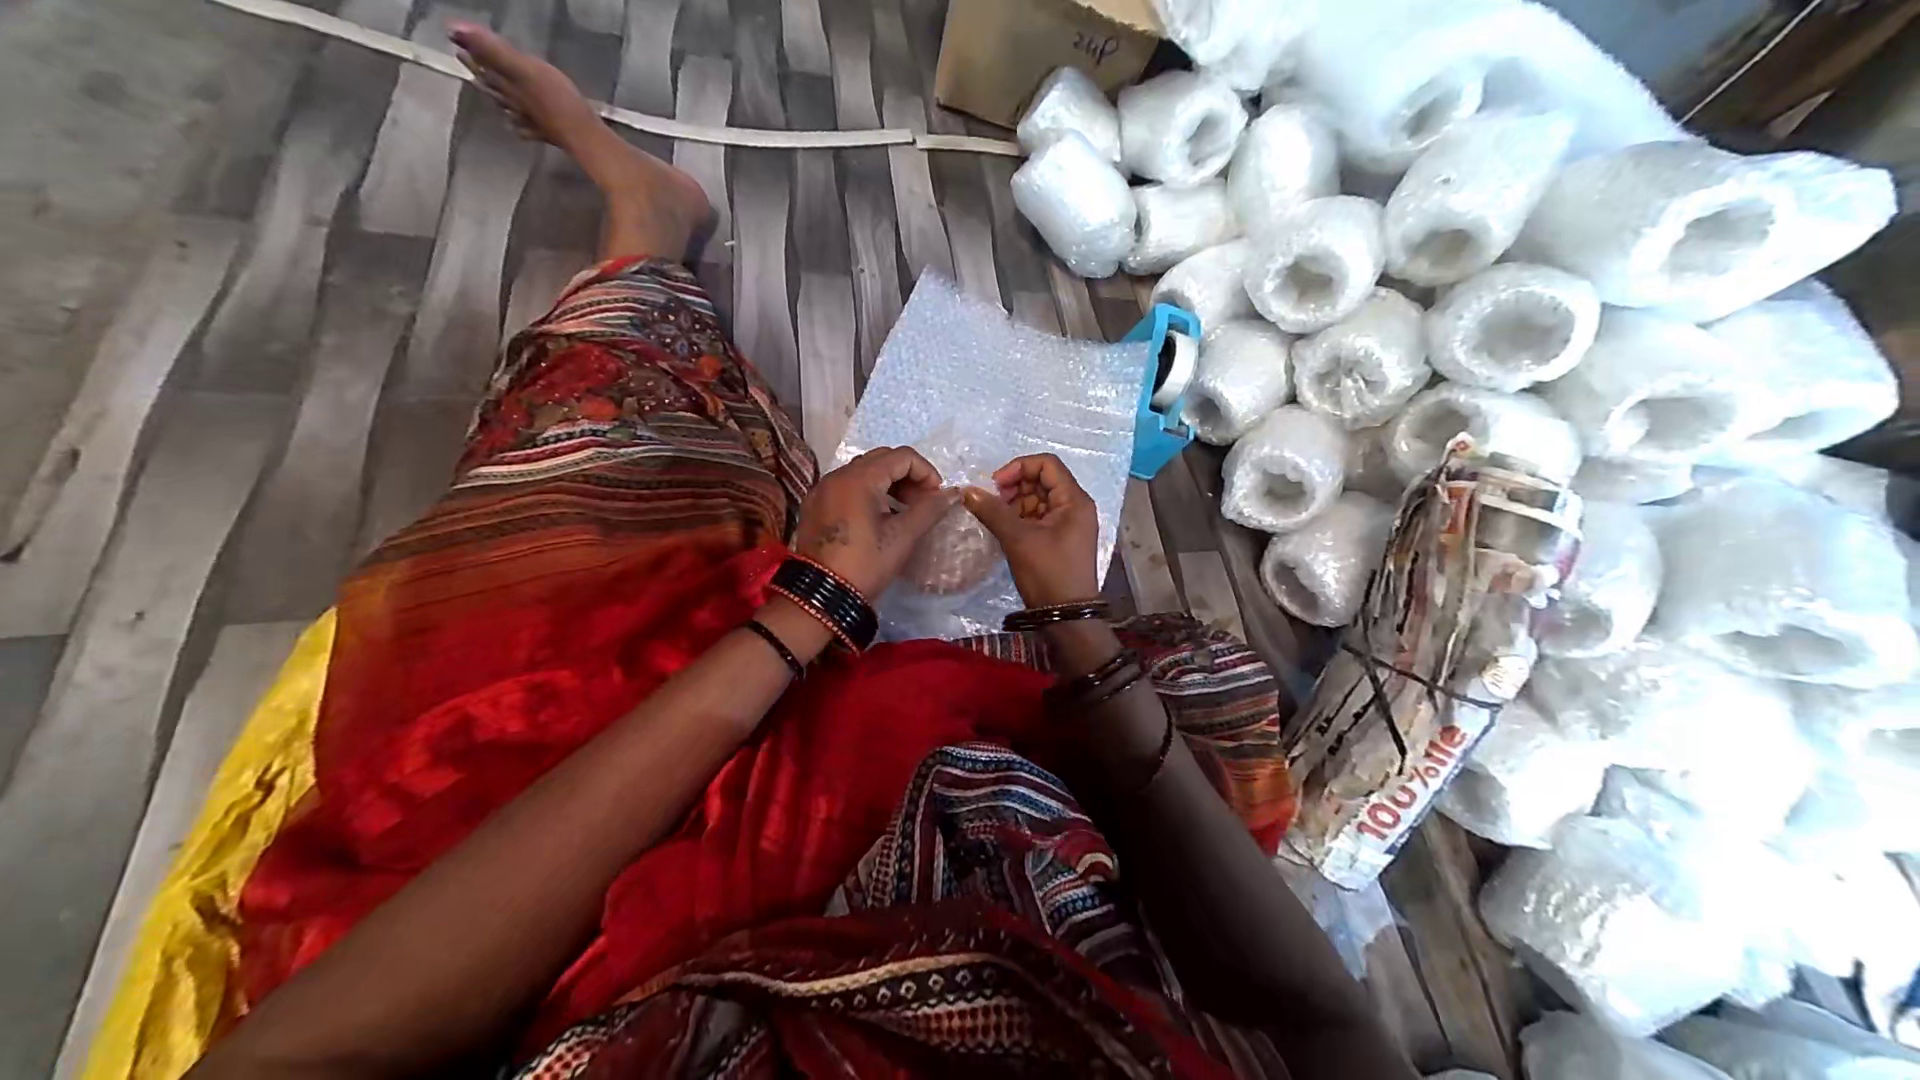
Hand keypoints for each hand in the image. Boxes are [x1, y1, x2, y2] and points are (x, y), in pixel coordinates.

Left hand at [791, 447, 959, 597]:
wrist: (822, 596)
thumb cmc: (865, 564)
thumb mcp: (902, 537)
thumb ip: (929, 509)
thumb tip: (953, 493)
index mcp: (859, 479)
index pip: (902, 456)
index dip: (926, 472)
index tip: (936, 497)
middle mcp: (837, 476)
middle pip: (881, 459)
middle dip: (907, 476)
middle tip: (921, 503)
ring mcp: (822, 489)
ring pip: (863, 471)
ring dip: (888, 484)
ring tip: (902, 510)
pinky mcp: (815, 505)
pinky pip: (846, 486)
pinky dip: (867, 492)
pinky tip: (878, 517)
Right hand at [962, 454, 1099, 608]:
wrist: (1066, 616)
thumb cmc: (1047, 573)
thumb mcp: (1018, 539)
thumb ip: (993, 511)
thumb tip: (968, 491)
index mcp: (1074, 500)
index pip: (1047, 464)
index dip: (1019, 467)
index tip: (995, 484)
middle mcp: (1076, 506)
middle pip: (1043, 479)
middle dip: (1015, 485)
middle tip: (993, 502)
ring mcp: (1069, 523)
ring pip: (1039, 498)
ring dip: (1016, 502)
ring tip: (996, 517)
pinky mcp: (1061, 538)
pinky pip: (1040, 516)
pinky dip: (1021, 517)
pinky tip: (1005, 528)